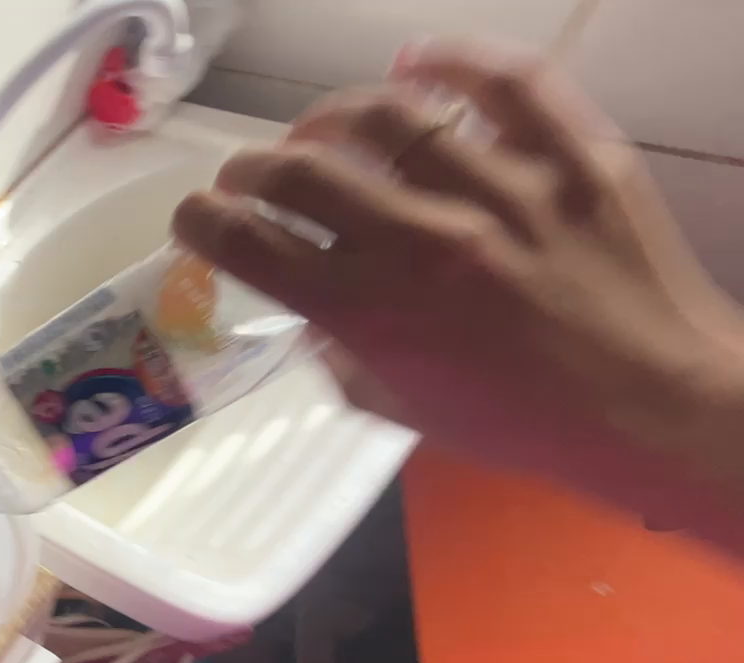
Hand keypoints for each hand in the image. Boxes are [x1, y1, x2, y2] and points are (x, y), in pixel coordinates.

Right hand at [172, 40, 743, 551]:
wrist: (650, 410)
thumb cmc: (500, 422)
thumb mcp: (381, 399)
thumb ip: (333, 341)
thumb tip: (310, 296)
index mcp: (362, 311)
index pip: (247, 243)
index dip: (199, 220)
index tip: (191, 218)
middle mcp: (418, 241)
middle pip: (298, 172)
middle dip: (245, 169)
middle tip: (239, 177)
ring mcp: (504, 190)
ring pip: (387, 118)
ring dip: (322, 118)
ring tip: (309, 131)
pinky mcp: (577, 158)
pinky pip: (510, 84)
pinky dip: (451, 62)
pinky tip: (412, 65)